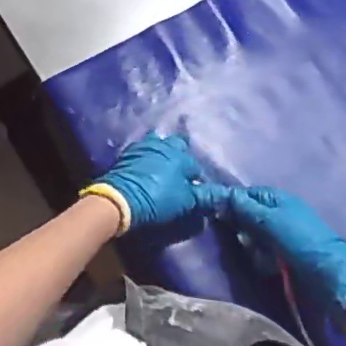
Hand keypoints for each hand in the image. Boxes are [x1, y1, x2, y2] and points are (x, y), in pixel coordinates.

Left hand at [85, 134, 225, 233]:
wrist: (122, 198)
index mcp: (181, 155)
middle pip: (176, 144)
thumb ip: (206, 196)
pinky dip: (147, 156)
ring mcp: (143, 146)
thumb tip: (224, 194)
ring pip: (158, 144)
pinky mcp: (127, 152)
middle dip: (180, 154)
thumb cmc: (160, 199)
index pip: (196, 165)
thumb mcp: (188, 202)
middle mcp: (163, 145)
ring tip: (162, 167)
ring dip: (162, 153)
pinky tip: (146, 166)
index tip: (196, 189)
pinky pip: (143, 150)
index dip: (197, 178)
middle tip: (179, 172)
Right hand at [222, 187, 345, 313]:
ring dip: (248, 243)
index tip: (213, 211)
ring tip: (244, 253)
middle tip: (226, 234)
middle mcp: (283, 214)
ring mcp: (287, 237)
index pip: (246, 193)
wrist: (335, 283)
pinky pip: (264, 252)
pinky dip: (258, 257)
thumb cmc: (302, 244)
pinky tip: (258, 265)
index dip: (230, 201)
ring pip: (255, 234)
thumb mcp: (269, 220)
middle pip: (250, 214)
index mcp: (280, 199)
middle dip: (238, 224)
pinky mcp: (289, 258)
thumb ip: (242, 207)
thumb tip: (215, 193)